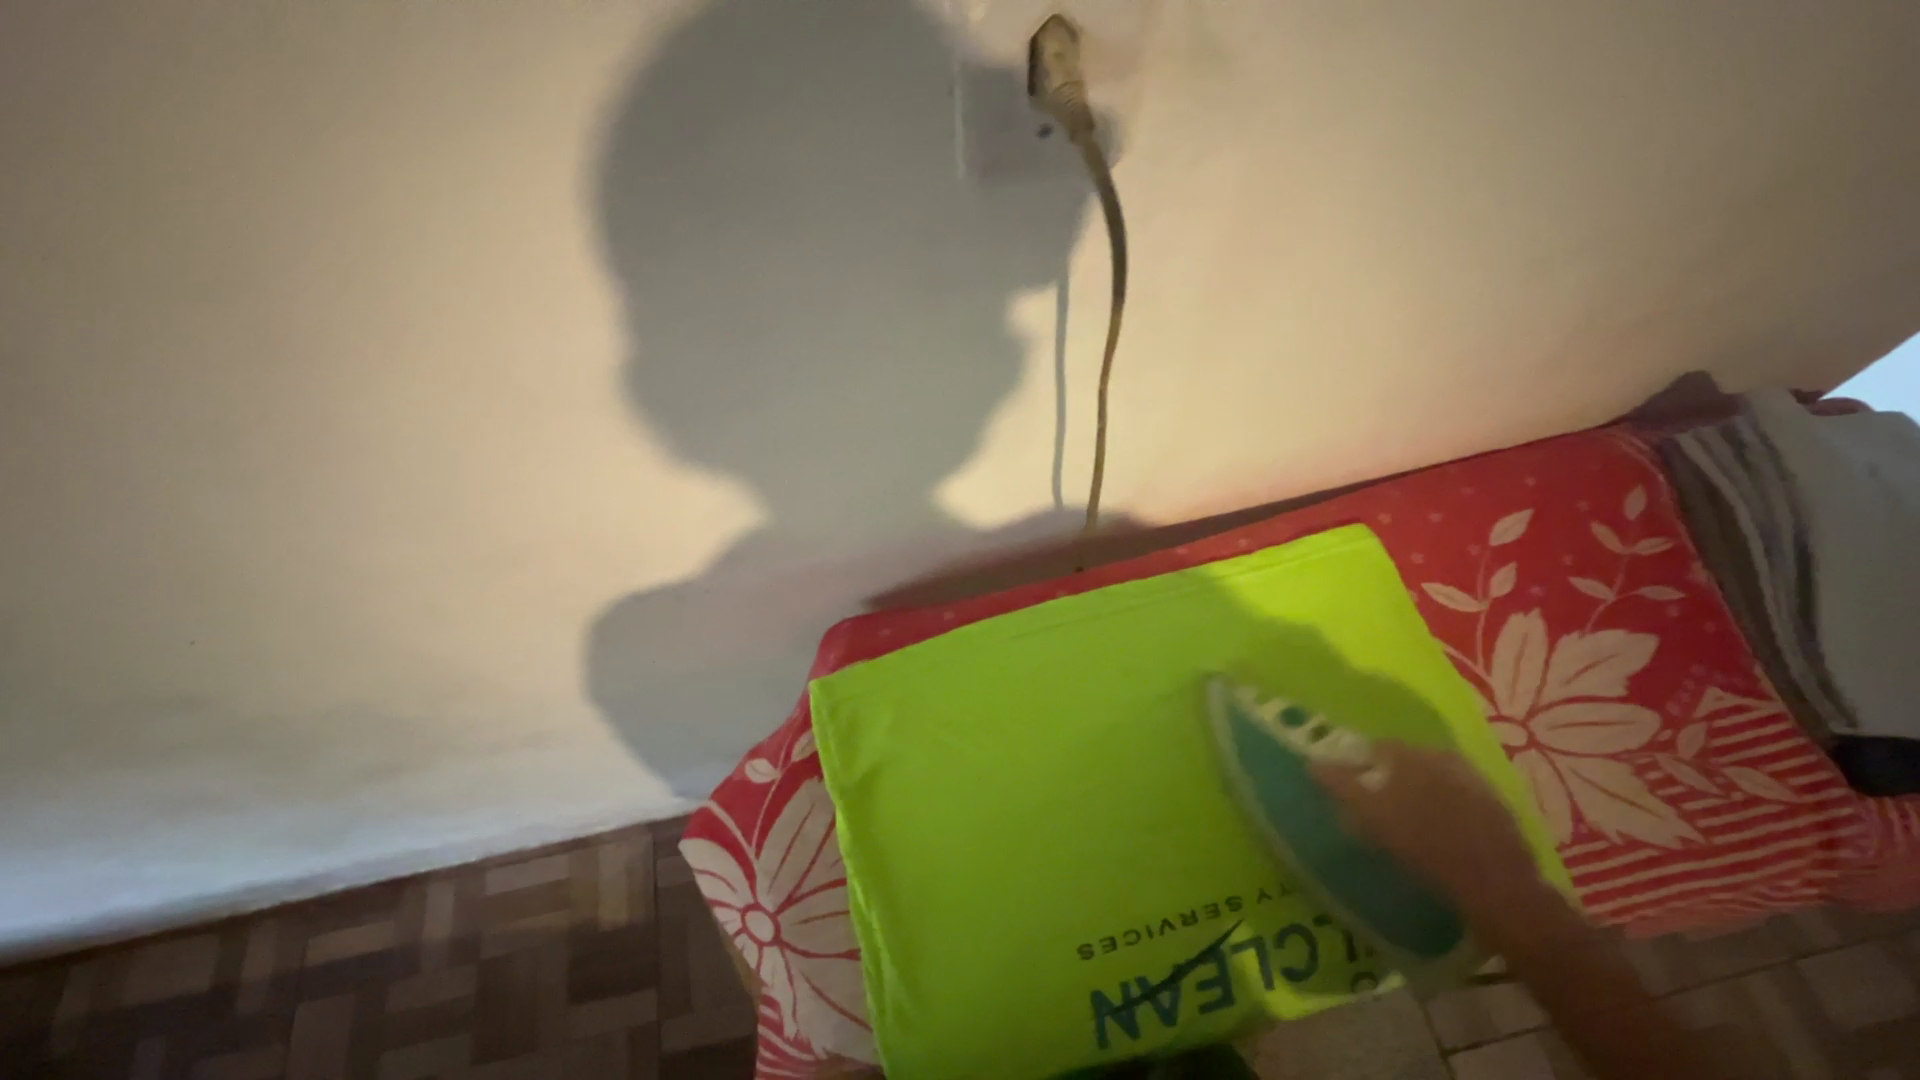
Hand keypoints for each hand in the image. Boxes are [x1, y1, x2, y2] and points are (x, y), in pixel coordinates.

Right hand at [1311, 740, 1547, 918]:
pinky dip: (1444, 809)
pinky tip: (1437, 831)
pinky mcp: (1497, 811)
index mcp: (1416, 755)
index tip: (1347, 781)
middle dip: (1388, 776)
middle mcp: (1448, 760)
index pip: (1378, 747)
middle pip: (1408, 760)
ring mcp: (1476, 784)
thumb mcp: (1374, 816)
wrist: (1498, 888)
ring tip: (1405, 818)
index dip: (1359, 763)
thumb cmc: (1426, 848)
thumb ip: (1342, 786)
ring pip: (1435, 779)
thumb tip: (1312, 764)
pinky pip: (1460, 800)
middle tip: (1374, 801)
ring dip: (1417, 792)